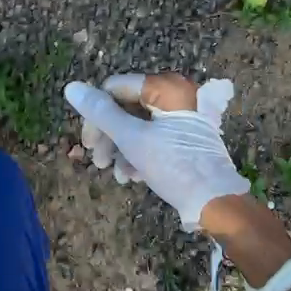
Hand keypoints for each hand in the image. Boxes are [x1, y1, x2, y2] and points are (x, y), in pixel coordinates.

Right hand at [63, 73, 250, 230]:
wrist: (218, 204)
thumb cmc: (174, 166)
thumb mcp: (132, 139)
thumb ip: (101, 113)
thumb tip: (71, 87)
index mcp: (165, 86)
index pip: (116, 88)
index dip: (96, 114)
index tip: (87, 144)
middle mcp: (176, 93)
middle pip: (127, 107)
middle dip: (110, 136)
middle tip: (98, 162)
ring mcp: (183, 114)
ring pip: (139, 124)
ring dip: (122, 148)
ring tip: (118, 175)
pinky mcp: (187, 135)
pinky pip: (155, 135)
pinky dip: (140, 152)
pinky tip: (133, 176)